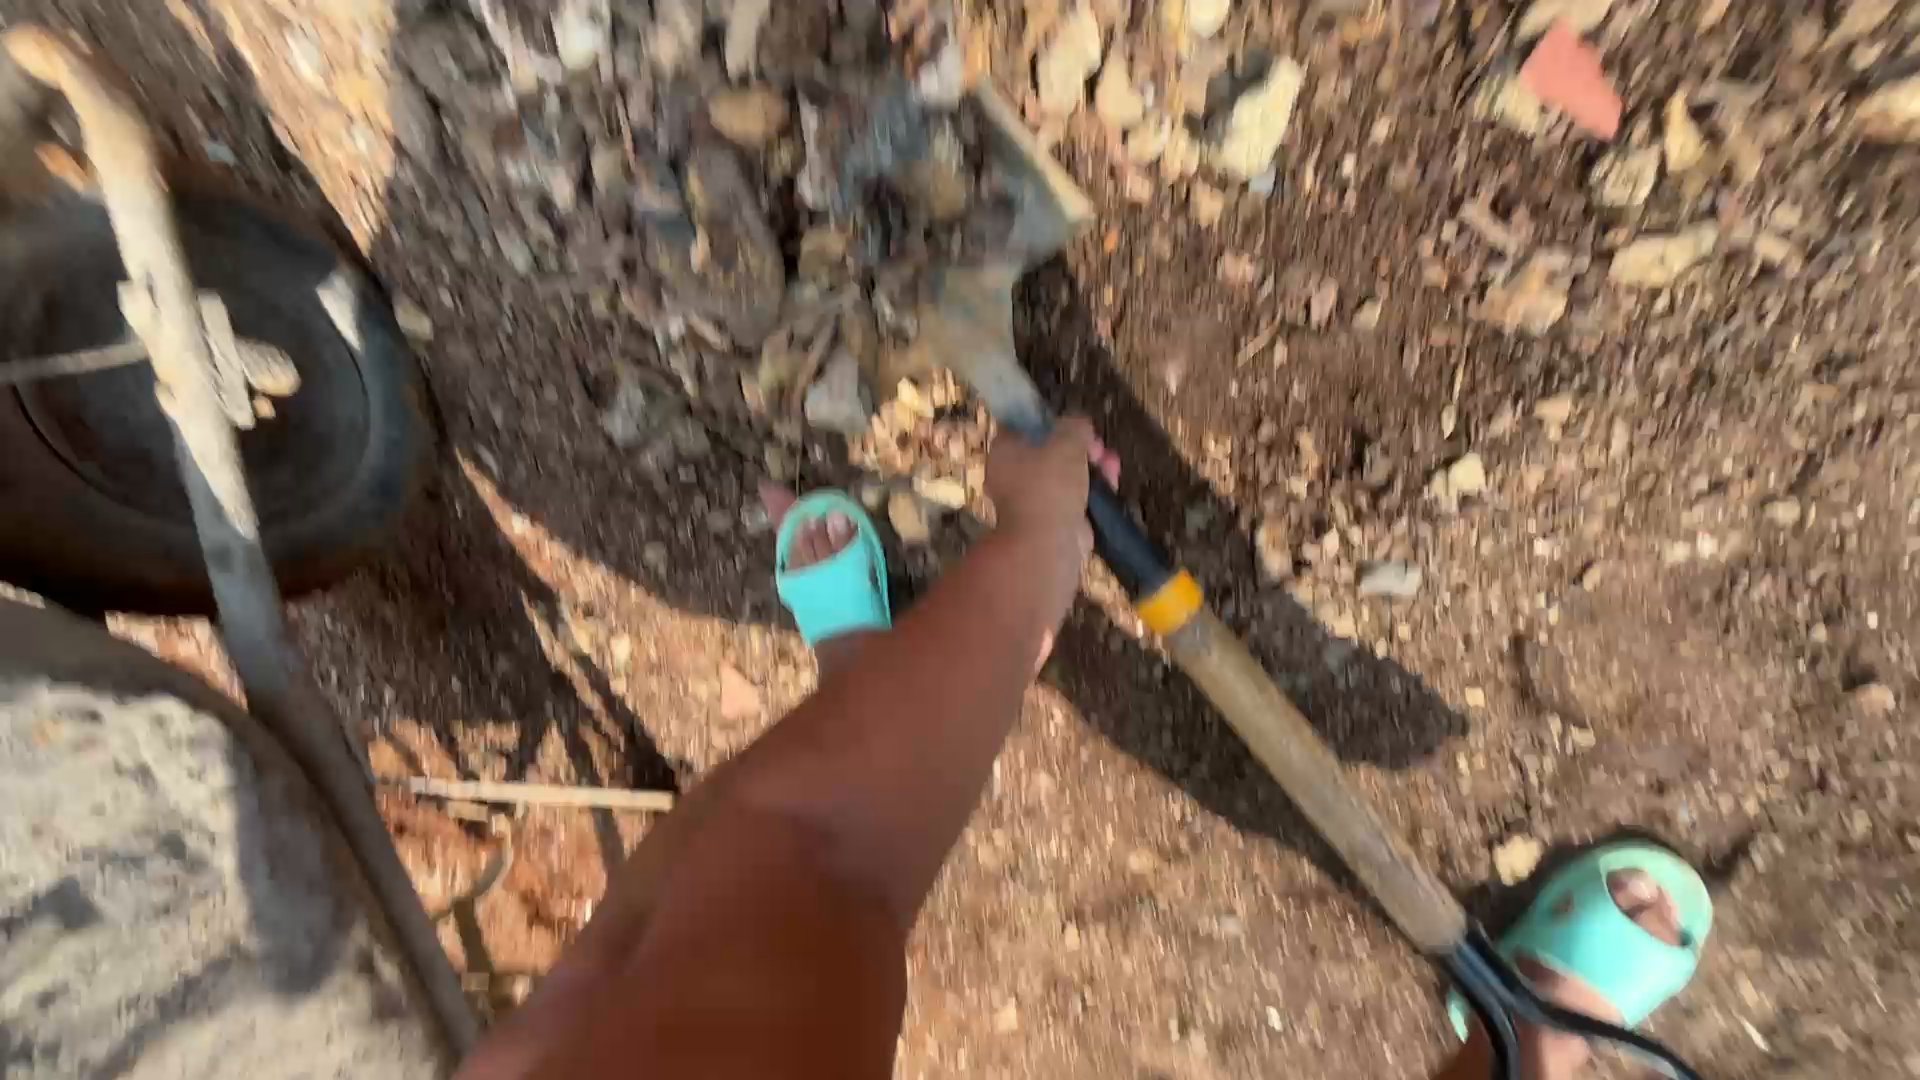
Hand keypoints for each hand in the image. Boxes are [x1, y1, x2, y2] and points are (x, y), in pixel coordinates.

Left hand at [984, 417, 1120, 637]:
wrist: (1048, 543)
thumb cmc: (1049, 484)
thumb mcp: (1066, 442)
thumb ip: (1074, 426)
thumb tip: (1079, 425)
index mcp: (1004, 452)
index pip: (1025, 428)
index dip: (1053, 423)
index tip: (1076, 426)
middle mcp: (1012, 476)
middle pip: (1050, 452)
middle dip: (1081, 448)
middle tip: (1099, 449)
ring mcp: (1031, 501)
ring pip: (1065, 476)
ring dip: (1092, 468)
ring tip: (1112, 466)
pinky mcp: (1051, 521)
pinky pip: (1073, 498)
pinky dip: (1092, 492)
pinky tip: (1111, 484)